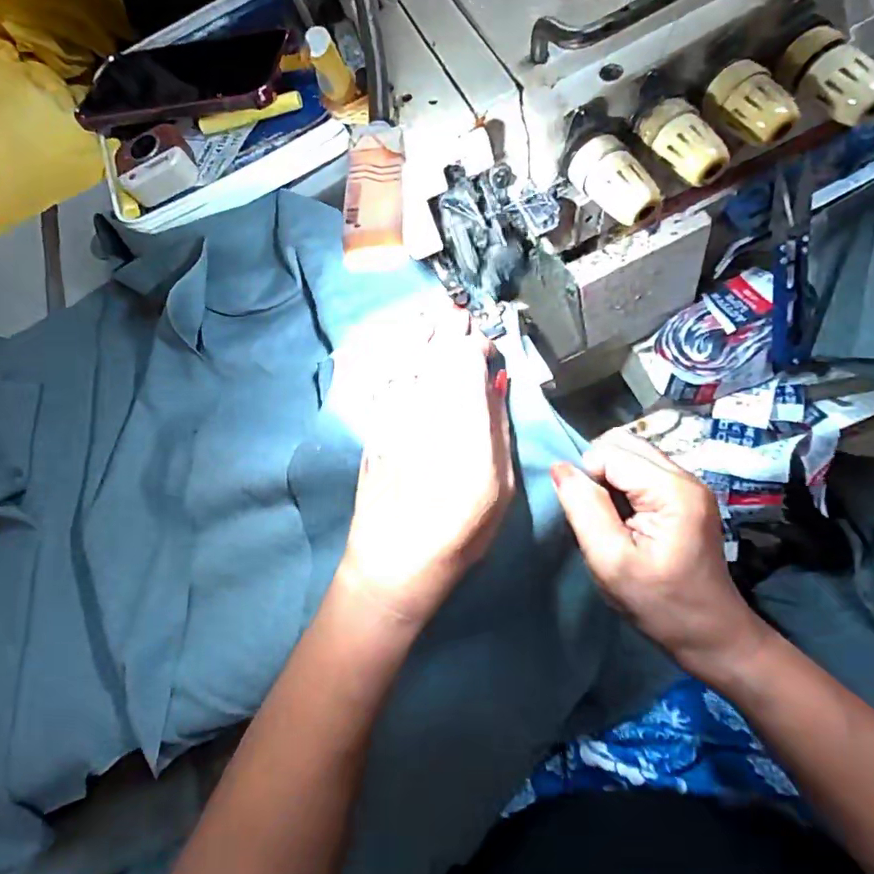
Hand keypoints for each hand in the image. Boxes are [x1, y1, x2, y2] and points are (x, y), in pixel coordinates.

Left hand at [337, 306, 514, 625]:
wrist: (392, 562)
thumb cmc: (458, 533)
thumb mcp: (501, 488)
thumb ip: (498, 427)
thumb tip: (495, 383)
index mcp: (464, 424)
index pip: (466, 360)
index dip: (474, 341)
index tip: (482, 338)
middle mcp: (425, 409)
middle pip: (433, 351)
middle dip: (445, 326)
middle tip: (453, 311)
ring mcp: (392, 414)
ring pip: (404, 357)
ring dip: (418, 332)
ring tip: (429, 315)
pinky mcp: (372, 423)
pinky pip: (381, 377)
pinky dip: (391, 355)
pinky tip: (399, 343)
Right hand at [550, 430, 771, 674]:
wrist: (712, 635)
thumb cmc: (661, 605)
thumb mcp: (611, 562)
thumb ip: (584, 510)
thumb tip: (559, 467)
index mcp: (672, 489)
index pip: (609, 453)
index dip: (587, 480)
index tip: (591, 521)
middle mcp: (685, 476)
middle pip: (622, 445)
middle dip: (597, 473)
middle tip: (598, 517)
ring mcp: (688, 484)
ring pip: (631, 455)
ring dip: (609, 480)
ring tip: (612, 520)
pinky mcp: (685, 496)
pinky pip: (641, 471)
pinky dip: (623, 487)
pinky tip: (625, 520)